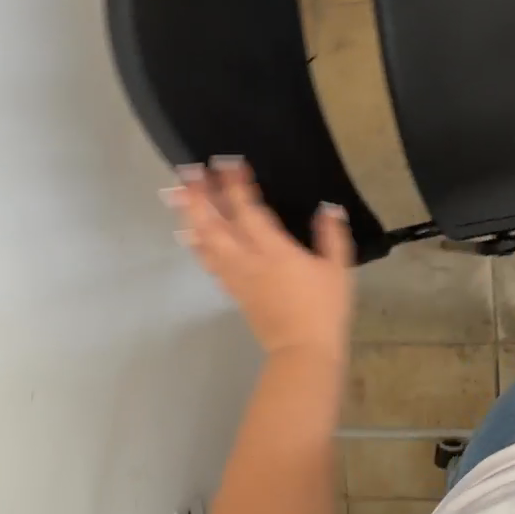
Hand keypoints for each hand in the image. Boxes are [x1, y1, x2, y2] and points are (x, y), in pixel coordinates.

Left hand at [162, 157, 354, 359]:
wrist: (303, 349)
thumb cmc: (324, 309)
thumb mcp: (338, 270)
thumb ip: (332, 237)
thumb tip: (329, 210)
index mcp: (275, 250)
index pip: (248, 211)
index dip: (235, 186)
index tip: (227, 164)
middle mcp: (248, 259)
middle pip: (215, 223)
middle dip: (199, 196)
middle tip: (187, 172)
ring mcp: (237, 276)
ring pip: (206, 242)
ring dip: (190, 217)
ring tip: (177, 196)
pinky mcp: (234, 292)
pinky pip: (210, 263)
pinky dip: (197, 246)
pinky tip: (188, 235)